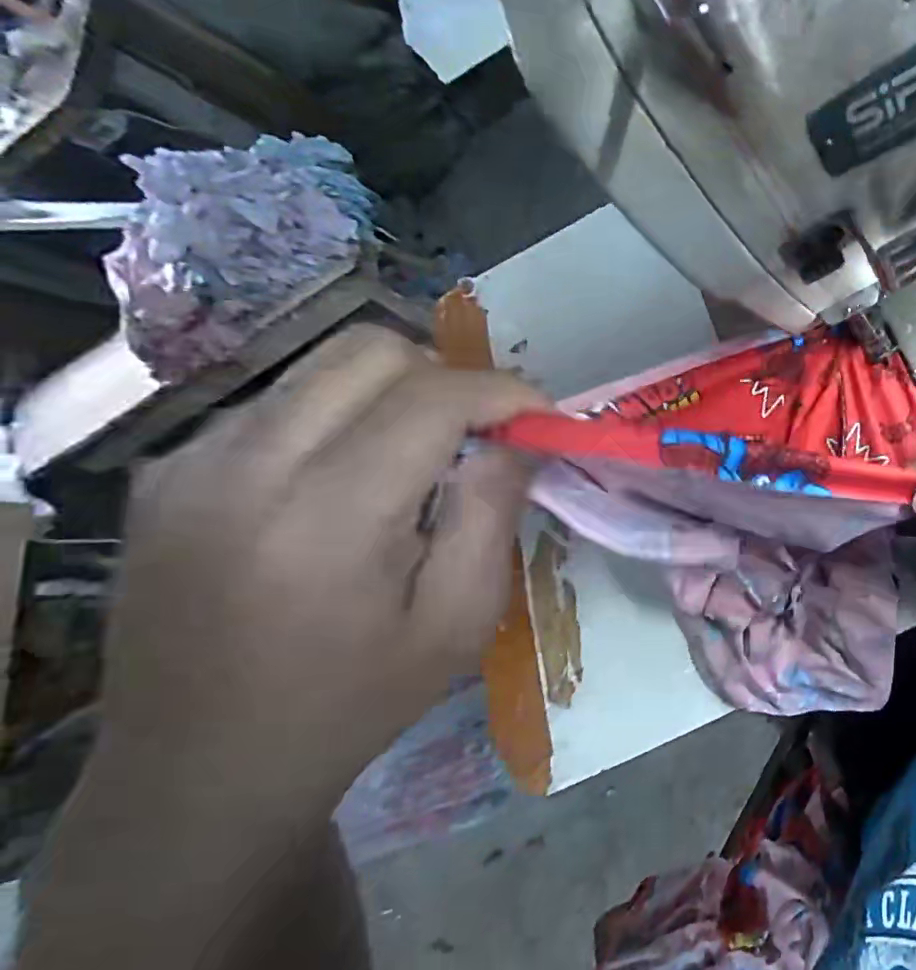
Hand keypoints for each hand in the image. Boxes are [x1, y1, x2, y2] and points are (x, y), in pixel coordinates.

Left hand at [99, 326, 547, 816]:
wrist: (200, 766)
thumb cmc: (357, 697)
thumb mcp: (460, 617)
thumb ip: (493, 513)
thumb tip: (519, 438)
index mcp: (326, 517)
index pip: (432, 397)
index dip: (505, 391)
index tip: (544, 418)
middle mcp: (244, 469)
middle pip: (370, 351)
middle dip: (451, 377)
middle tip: (486, 432)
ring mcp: (191, 464)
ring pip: (323, 366)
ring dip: (398, 392)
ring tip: (429, 453)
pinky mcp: (168, 473)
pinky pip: (282, 401)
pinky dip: (344, 414)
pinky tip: (359, 475)